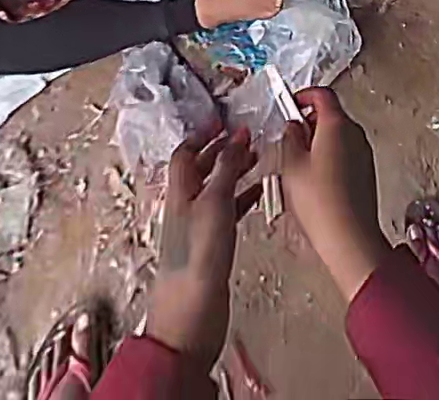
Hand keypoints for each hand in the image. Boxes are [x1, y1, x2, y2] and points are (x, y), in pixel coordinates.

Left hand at [146, 132, 258, 373]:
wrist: (190, 318)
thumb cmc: (196, 261)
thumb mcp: (214, 204)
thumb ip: (226, 169)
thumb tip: (234, 138)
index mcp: (180, 192)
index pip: (186, 152)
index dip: (202, 134)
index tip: (222, 121)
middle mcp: (187, 206)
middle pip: (202, 168)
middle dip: (222, 149)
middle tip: (244, 136)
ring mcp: (199, 227)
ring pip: (217, 187)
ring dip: (234, 170)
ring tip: (255, 157)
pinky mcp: (212, 246)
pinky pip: (228, 210)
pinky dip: (243, 196)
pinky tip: (258, 192)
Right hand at [280, 87, 387, 300]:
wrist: (350, 238)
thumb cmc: (320, 201)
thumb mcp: (291, 165)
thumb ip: (289, 137)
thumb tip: (292, 127)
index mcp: (336, 124)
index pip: (322, 94)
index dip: (304, 95)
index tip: (290, 104)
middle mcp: (354, 133)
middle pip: (330, 114)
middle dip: (308, 121)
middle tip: (290, 138)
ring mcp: (363, 152)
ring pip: (337, 134)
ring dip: (318, 140)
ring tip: (298, 164)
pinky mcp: (365, 171)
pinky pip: (345, 152)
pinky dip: (329, 156)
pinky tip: (314, 180)